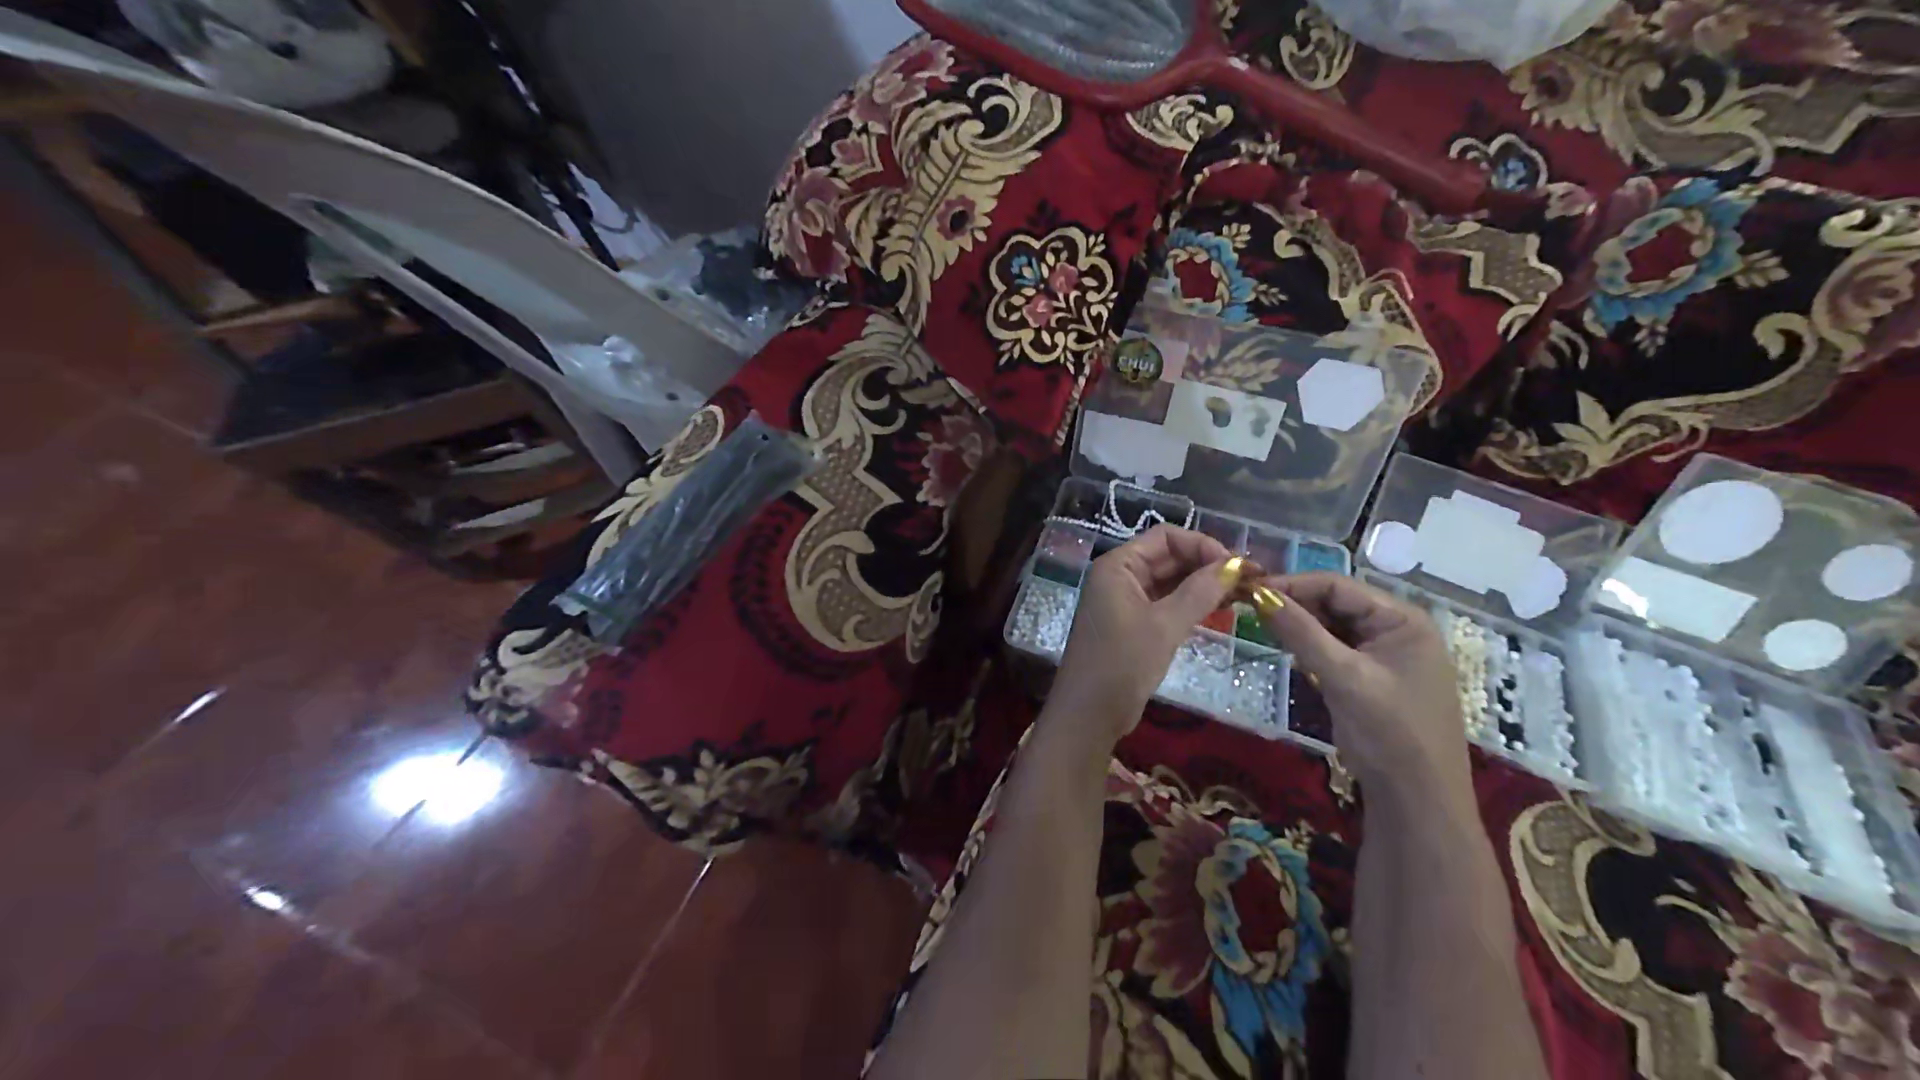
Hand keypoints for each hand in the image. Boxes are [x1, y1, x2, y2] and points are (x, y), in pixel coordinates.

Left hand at [1050, 526, 1232, 747]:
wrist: (1089, 714)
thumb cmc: (1122, 664)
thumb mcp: (1165, 626)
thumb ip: (1200, 592)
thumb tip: (1235, 565)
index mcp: (1118, 566)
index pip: (1166, 537)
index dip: (1203, 545)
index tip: (1238, 567)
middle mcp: (1119, 576)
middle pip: (1169, 556)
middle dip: (1208, 565)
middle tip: (1251, 581)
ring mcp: (1125, 601)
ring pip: (1171, 581)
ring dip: (1204, 585)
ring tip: (1244, 595)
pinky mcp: (1134, 624)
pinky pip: (1166, 602)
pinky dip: (1192, 603)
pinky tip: (1222, 609)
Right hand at [1254, 573, 1471, 807]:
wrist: (1418, 799)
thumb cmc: (1389, 732)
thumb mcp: (1342, 677)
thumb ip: (1301, 632)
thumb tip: (1259, 594)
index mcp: (1403, 620)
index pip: (1339, 585)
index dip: (1293, 584)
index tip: (1249, 590)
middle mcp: (1398, 629)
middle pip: (1336, 603)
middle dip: (1295, 603)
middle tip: (1249, 607)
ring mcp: (1387, 654)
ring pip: (1334, 626)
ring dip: (1300, 624)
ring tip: (1260, 624)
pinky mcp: (1373, 677)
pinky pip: (1336, 649)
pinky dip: (1310, 646)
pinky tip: (1286, 647)